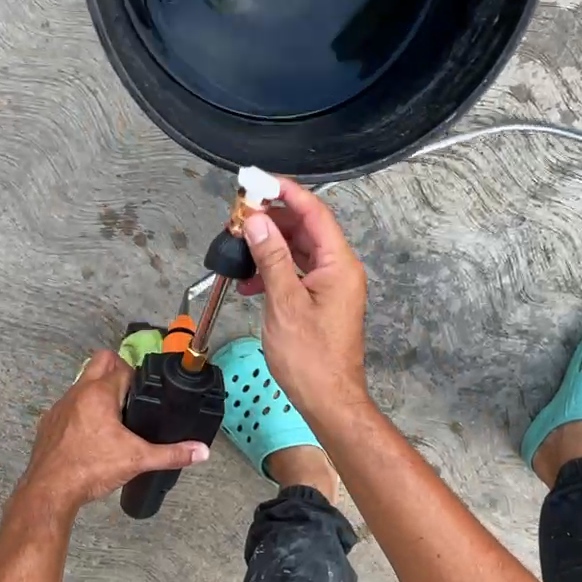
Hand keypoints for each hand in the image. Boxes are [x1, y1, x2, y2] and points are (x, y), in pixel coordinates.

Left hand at [17, 350, 209, 513]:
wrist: (49, 491)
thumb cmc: (92, 469)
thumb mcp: (138, 460)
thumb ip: (171, 454)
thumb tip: (201, 452)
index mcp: (99, 393)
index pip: (123, 368)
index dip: (138, 378)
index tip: (146, 394)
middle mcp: (77, 392)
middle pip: (101, 361)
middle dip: (118, 370)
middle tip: (131, 396)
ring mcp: (60, 405)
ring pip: (83, 383)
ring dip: (99, 391)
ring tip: (114, 417)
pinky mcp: (49, 422)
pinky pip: (69, 404)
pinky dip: (81, 411)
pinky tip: (90, 434)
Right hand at [238, 177, 369, 416]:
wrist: (328, 399)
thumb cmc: (311, 360)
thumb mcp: (284, 304)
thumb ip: (272, 259)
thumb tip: (258, 223)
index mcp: (338, 265)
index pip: (313, 212)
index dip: (285, 193)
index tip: (257, 182)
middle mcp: (340, 270)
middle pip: (306, 228)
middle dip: (273, 218)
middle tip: (242, 215)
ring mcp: (332, 286)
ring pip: (300, 250)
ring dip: (271, 246)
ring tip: (242, 246)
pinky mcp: (322, 301)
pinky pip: (298, 272)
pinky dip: (275, 270)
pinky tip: (251, 279)